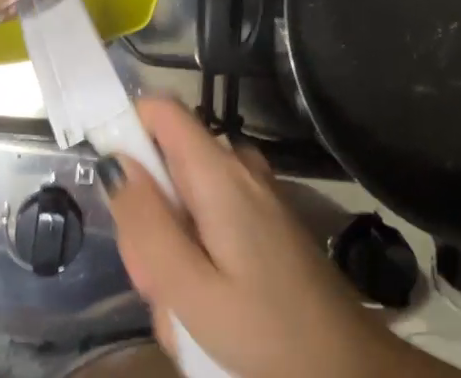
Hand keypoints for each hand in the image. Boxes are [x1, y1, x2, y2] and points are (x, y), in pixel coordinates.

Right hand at [103, 100, 460, 377]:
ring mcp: (254, 193)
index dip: (125, 130)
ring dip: (167, 245)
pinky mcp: (263, 221)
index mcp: (219, 174)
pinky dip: (194, 254)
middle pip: (165, 162)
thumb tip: (112, 161)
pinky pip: (207, 219)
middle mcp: (238, 168)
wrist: (350, 373)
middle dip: (146, 215)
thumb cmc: (268, 335)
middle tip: (156, 280)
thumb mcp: (189, 290)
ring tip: (183, 306)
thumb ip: (146, 223)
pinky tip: (206, 306)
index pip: (160, 110)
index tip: (111, 186)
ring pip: (182, 198)